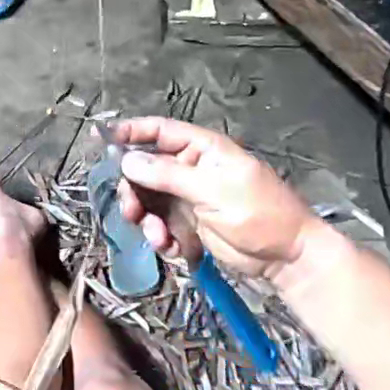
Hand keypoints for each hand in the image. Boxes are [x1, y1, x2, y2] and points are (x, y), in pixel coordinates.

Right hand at [112, 117, 319, 280]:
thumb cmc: (260, 213)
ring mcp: (189, 199)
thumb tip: (128, 160)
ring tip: (159, 238)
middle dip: (135, 191)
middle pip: (146, 171)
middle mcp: (191, 170)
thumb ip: (169, 175)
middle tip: (132, 211)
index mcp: (203, 150)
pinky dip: (161, 238)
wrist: (287, 257)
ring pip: (149, 201)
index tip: (102, 138)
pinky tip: (174, 249)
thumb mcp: (214, 190)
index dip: (132, 132)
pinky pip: (161, 226)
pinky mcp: (189, 225)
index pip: (161, 131)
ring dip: (147, 220)